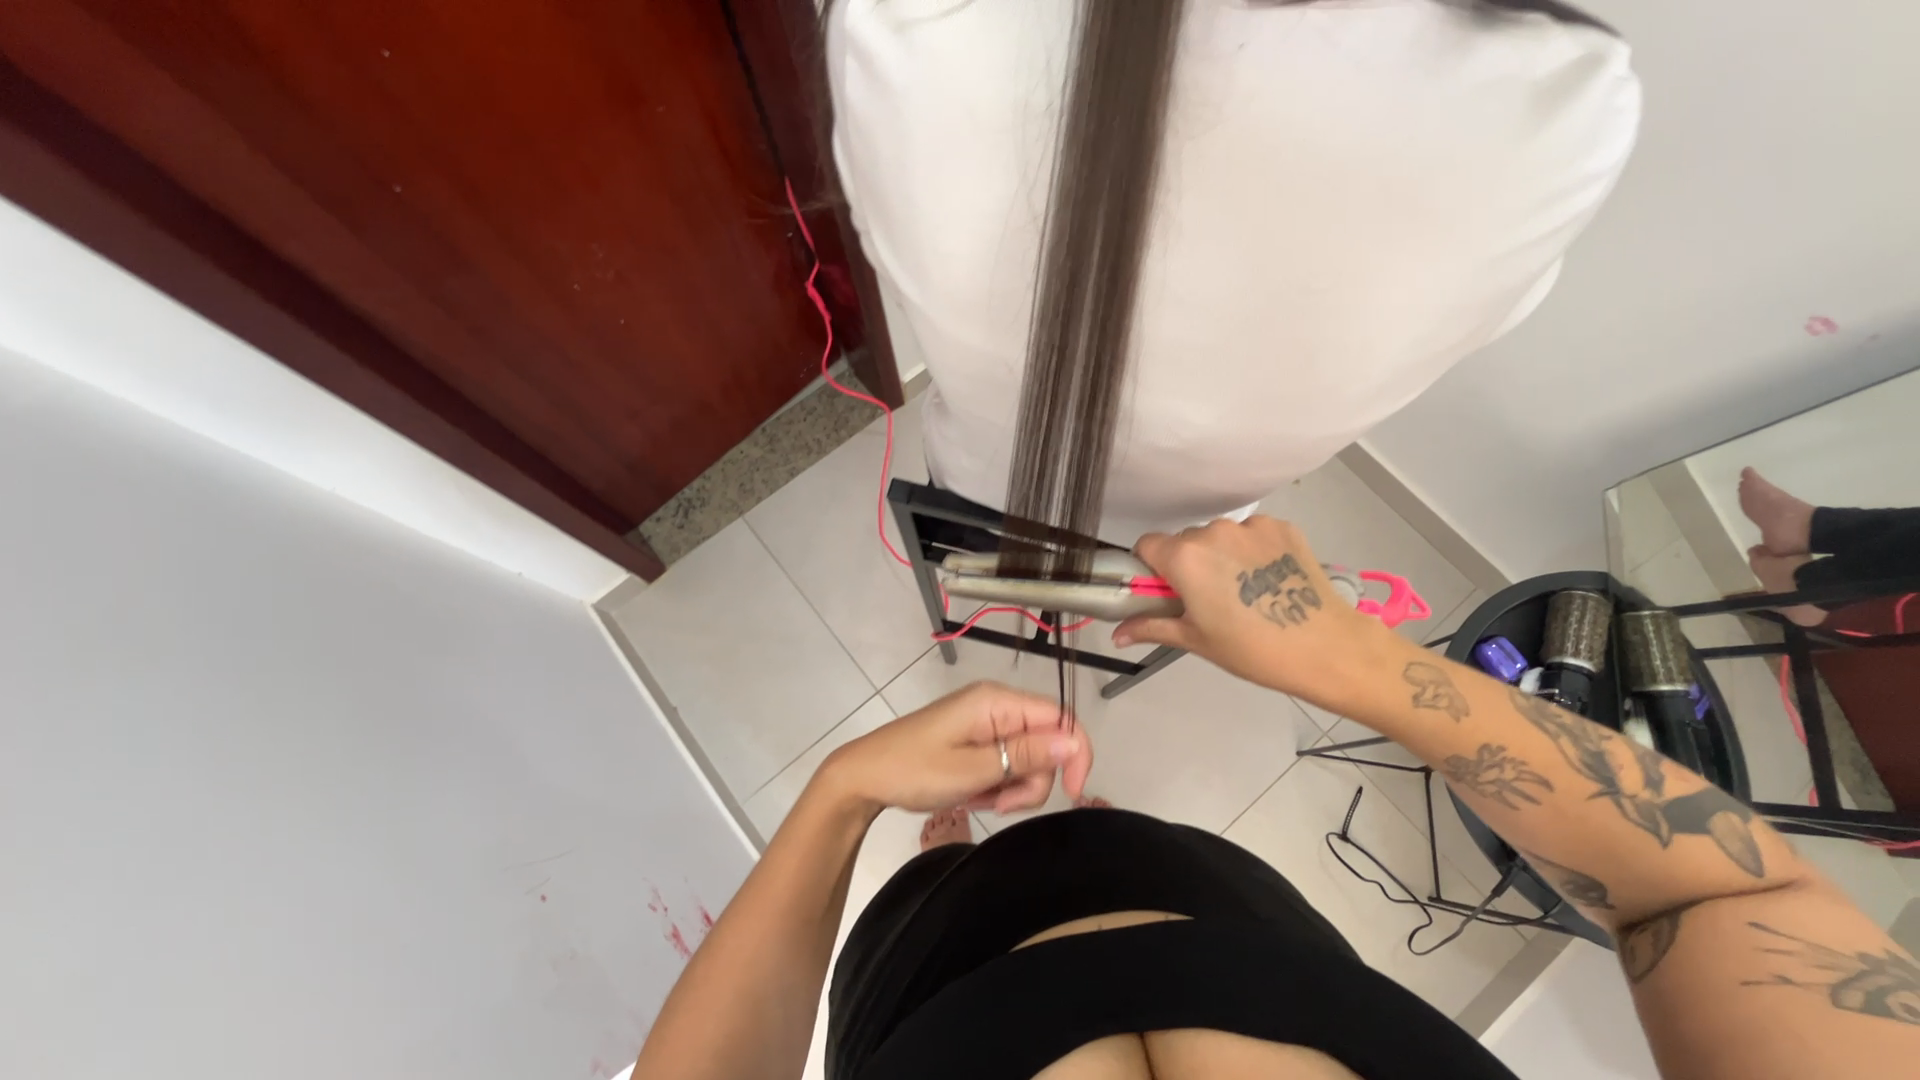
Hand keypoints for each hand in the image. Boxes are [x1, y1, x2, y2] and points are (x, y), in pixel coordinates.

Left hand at [818, 682, 1094, 815]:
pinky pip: (1005, 763)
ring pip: (1027, 759)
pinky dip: (996, 785)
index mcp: (997, 702)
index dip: (1076, 755)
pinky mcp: (975, 740)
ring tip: (977, 799)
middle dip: (1031, 781)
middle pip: (1046, 744)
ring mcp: (985, 723)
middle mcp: (996, 706)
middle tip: (998, 804)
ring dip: (1011, 788)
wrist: (865, 777)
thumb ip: (1025, 755)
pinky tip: (971, 795)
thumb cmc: (915, 770)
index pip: (1061, 719)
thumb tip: (1074, 743)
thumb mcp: (973, 770)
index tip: (1073, 794)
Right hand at [1112, 516, 1384, 699]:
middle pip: (1184, 541)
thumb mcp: (1196, 640)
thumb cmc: (1252, 649)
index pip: (1147, 545)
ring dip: (1220, 557)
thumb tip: (1117, 634)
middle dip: (1187, 565)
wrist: (1326, 646)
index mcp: (1185, 558)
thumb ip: (1152, 626)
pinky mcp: (1282, 527)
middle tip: (1205, 600)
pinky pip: (1251, 535)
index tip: (1163, 591)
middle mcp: (1214, 532)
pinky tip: (1268, 582)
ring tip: (1243, 593)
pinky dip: (1251, 553)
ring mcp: (1251, 527)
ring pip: (1219, 537)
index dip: (1149, 567)